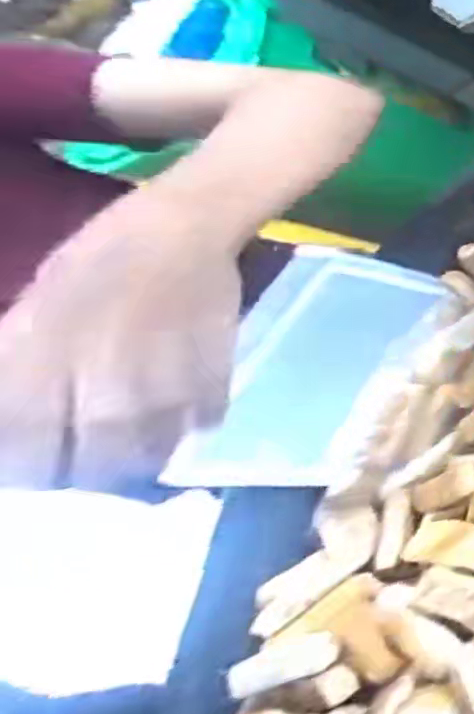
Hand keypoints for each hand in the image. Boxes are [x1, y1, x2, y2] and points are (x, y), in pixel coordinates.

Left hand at [0, 197, 238, 488]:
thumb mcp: (30, 314)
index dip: (29, 468)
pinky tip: (195, 426)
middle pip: (94, 447)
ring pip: (155, 433)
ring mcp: (164, 367)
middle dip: (91, 472)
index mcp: (39, 362)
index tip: (38, 477)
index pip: (25, 440)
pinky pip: (207, 404)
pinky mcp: (213, 358)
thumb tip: (20, 424)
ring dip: (148, 453)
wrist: (177, 232)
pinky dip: (200, 420)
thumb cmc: (90, 266)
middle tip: (93, 480)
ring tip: (146, 462)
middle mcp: (101, 374)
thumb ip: (19, 369)